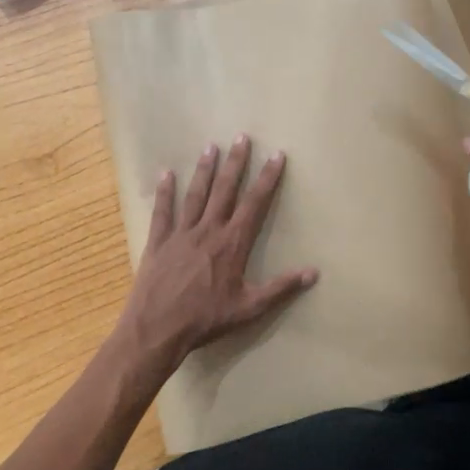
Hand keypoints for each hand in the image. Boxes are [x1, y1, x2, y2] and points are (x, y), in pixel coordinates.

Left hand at [113, 135, 317, 382]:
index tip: (276, 155)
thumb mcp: (249, 308)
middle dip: (235, 163)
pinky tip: (166, 173)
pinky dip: (164, 192)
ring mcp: (181, 234)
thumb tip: (314, 273)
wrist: (156, 332)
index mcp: (233, 243)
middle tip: (242, 137)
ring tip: (211, 146)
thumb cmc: (205, 320)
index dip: (267, 178)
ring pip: (196, 195)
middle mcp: (209, 230)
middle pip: (225, 190)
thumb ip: (281, 288)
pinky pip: (162, 212)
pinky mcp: (158, 243)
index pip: (255, 203)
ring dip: (205, 170)